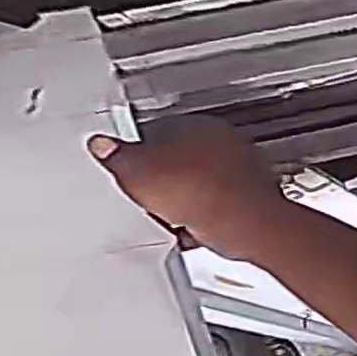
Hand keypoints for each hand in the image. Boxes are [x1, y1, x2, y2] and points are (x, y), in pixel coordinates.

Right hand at [87, 117, 289, 259]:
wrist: (241, 223)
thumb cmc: (198, 190)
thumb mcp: (132, 168)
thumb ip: (115, 155)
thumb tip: (103, 146)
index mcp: (202, 126)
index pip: (160, 130)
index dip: (137, 151)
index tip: (124, 165)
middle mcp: (231, 147)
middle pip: (182, 162)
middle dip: (162, 180)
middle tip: (144, 193)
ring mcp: (246, 175)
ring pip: (200, 188)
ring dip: (182, 202)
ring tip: (166, 214)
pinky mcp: (252, 203)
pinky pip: (217, 210)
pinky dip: (203, 220)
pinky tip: (188, 229)